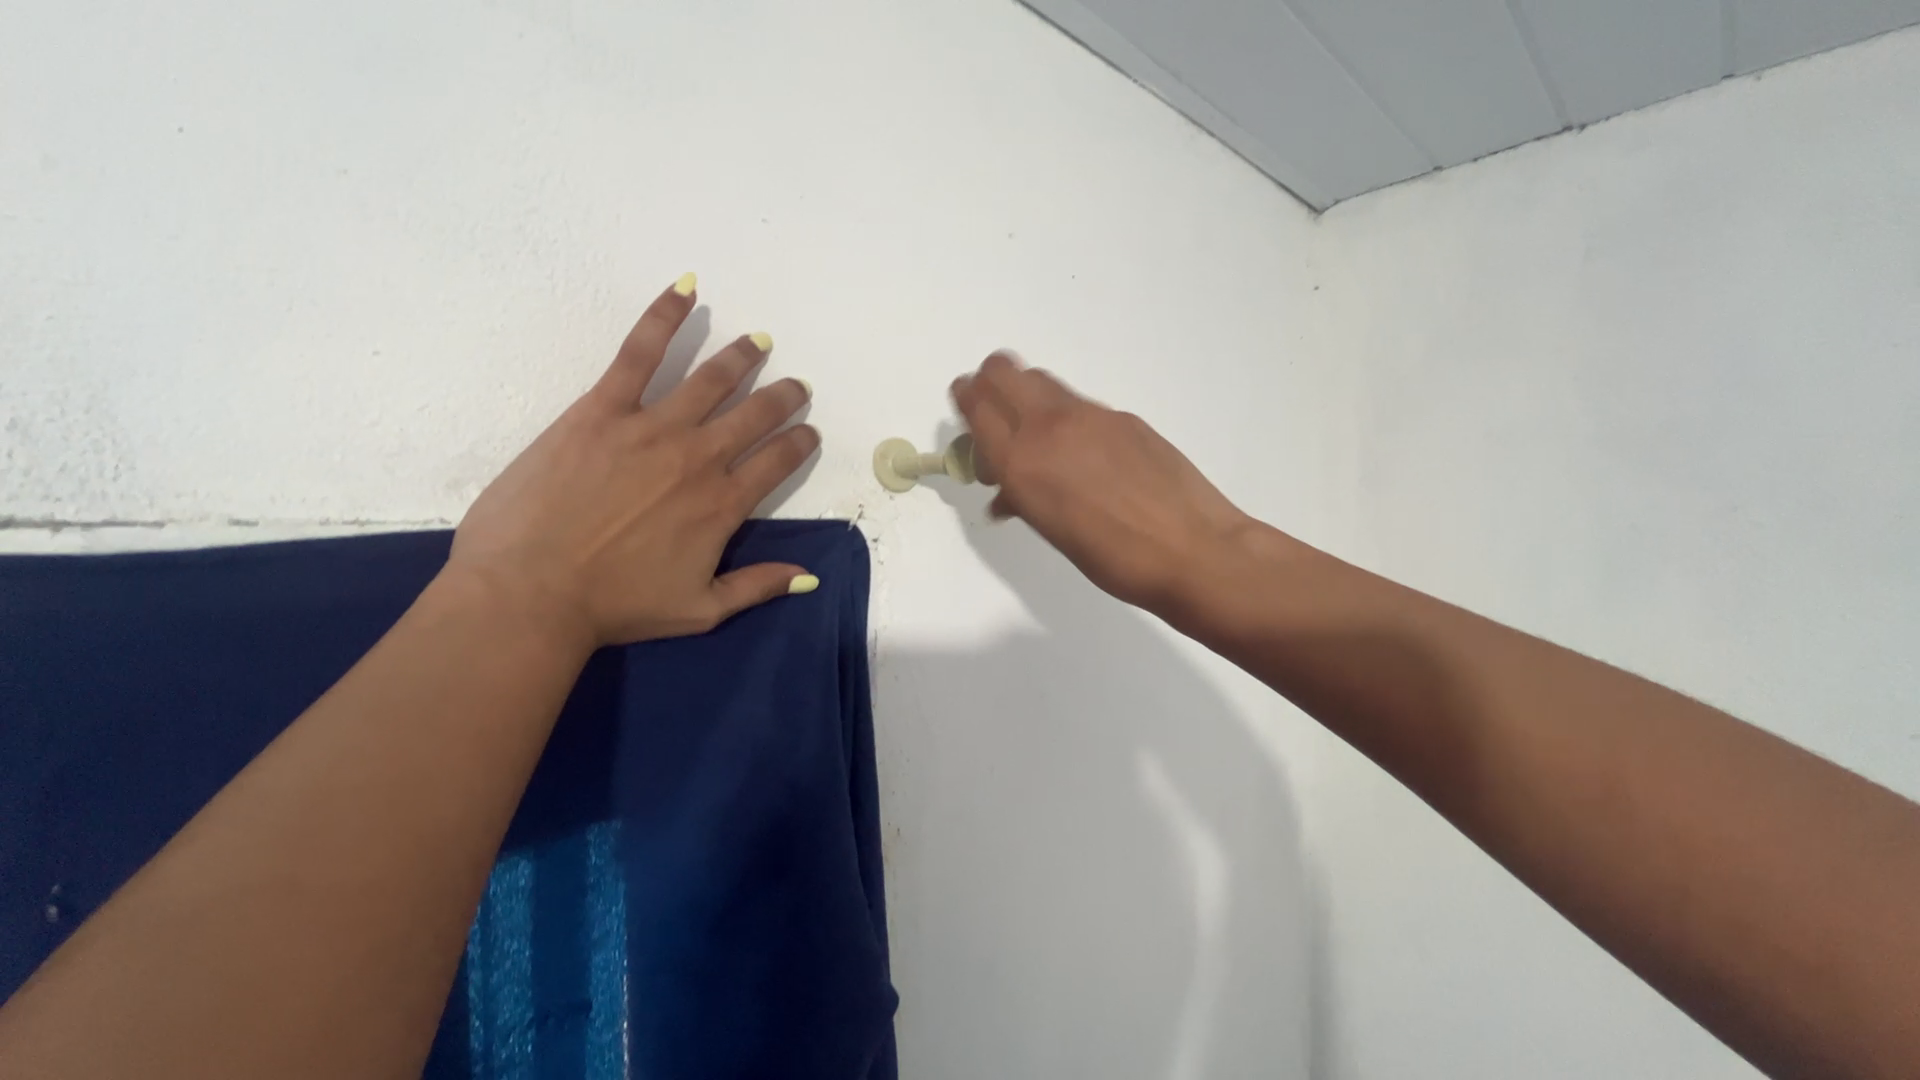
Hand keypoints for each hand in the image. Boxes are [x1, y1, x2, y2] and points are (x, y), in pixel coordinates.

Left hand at [448, 275, 817, 646]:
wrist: (530, 592)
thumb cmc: (615, 607)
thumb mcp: (699, 610)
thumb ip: (758, 586)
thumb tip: (810, 576)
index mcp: (723, 504)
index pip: (779, 460)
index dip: (800, 442)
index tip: (807, 433)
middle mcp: (699, 457)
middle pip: (755, 414)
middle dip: (783, 396)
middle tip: (795, 385)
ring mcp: (652, 427)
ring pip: (711, 378)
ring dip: (742, 356)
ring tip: (759, 341)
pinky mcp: (603, 408)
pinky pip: (640, 352)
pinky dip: (666, 317)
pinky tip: (686, 290)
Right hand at [951, 352, 1264, 616]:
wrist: (1193, 550)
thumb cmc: (1113, 559)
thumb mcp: (1053, 533)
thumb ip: (1023, 499)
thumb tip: (1006, 493)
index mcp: (1022, 462)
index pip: (976, 405)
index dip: (964, 398)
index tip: (963, 404)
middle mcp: (1050, 426)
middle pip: (1003, 371)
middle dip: (988, 383)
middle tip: (993, 411)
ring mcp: (1091, 416)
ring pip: (1041, 381)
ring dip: (1026, 396)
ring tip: (1039, 435)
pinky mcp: (1124, 418)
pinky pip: (1078, 404)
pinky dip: (1064, 417)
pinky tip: (1085, 454)